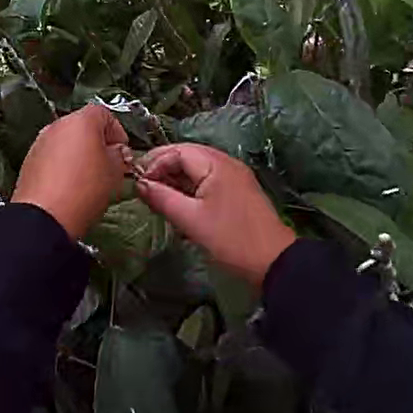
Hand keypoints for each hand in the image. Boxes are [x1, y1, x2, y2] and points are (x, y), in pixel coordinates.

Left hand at [12, 103, 134, 238]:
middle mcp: (58, 126)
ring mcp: (40, 143)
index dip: (118, 132)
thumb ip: (119, 155)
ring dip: (79, 154)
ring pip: (66, 141)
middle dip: (98, 142)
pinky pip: (52, 157)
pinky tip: (70, 185)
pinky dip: (63, 165)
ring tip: (90, 178)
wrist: (44, 217)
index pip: (105, 114)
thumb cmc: (85, 189)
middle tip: (109, 164)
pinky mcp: (28, 161)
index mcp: (82, 121)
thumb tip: (116, 151)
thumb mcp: (115, 172)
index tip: (123, 151)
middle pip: (83, 126)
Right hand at [134, 143, 295, 284]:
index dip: (155, 163)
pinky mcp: (237, 192)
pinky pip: (208, 181)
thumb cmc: (230, 238)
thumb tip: (140, 184)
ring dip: (176, 180)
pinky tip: (178, 205)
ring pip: (197, 169)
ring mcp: (234, 177)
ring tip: (157, 198)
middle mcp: (226, 163)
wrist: (274, 262)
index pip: (177, 151)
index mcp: (216, 164)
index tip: (138, 183)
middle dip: (163, 169)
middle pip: (187, 156)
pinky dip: (190, 189)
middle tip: (143, 188)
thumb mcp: (191, 220)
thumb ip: (162, 198)